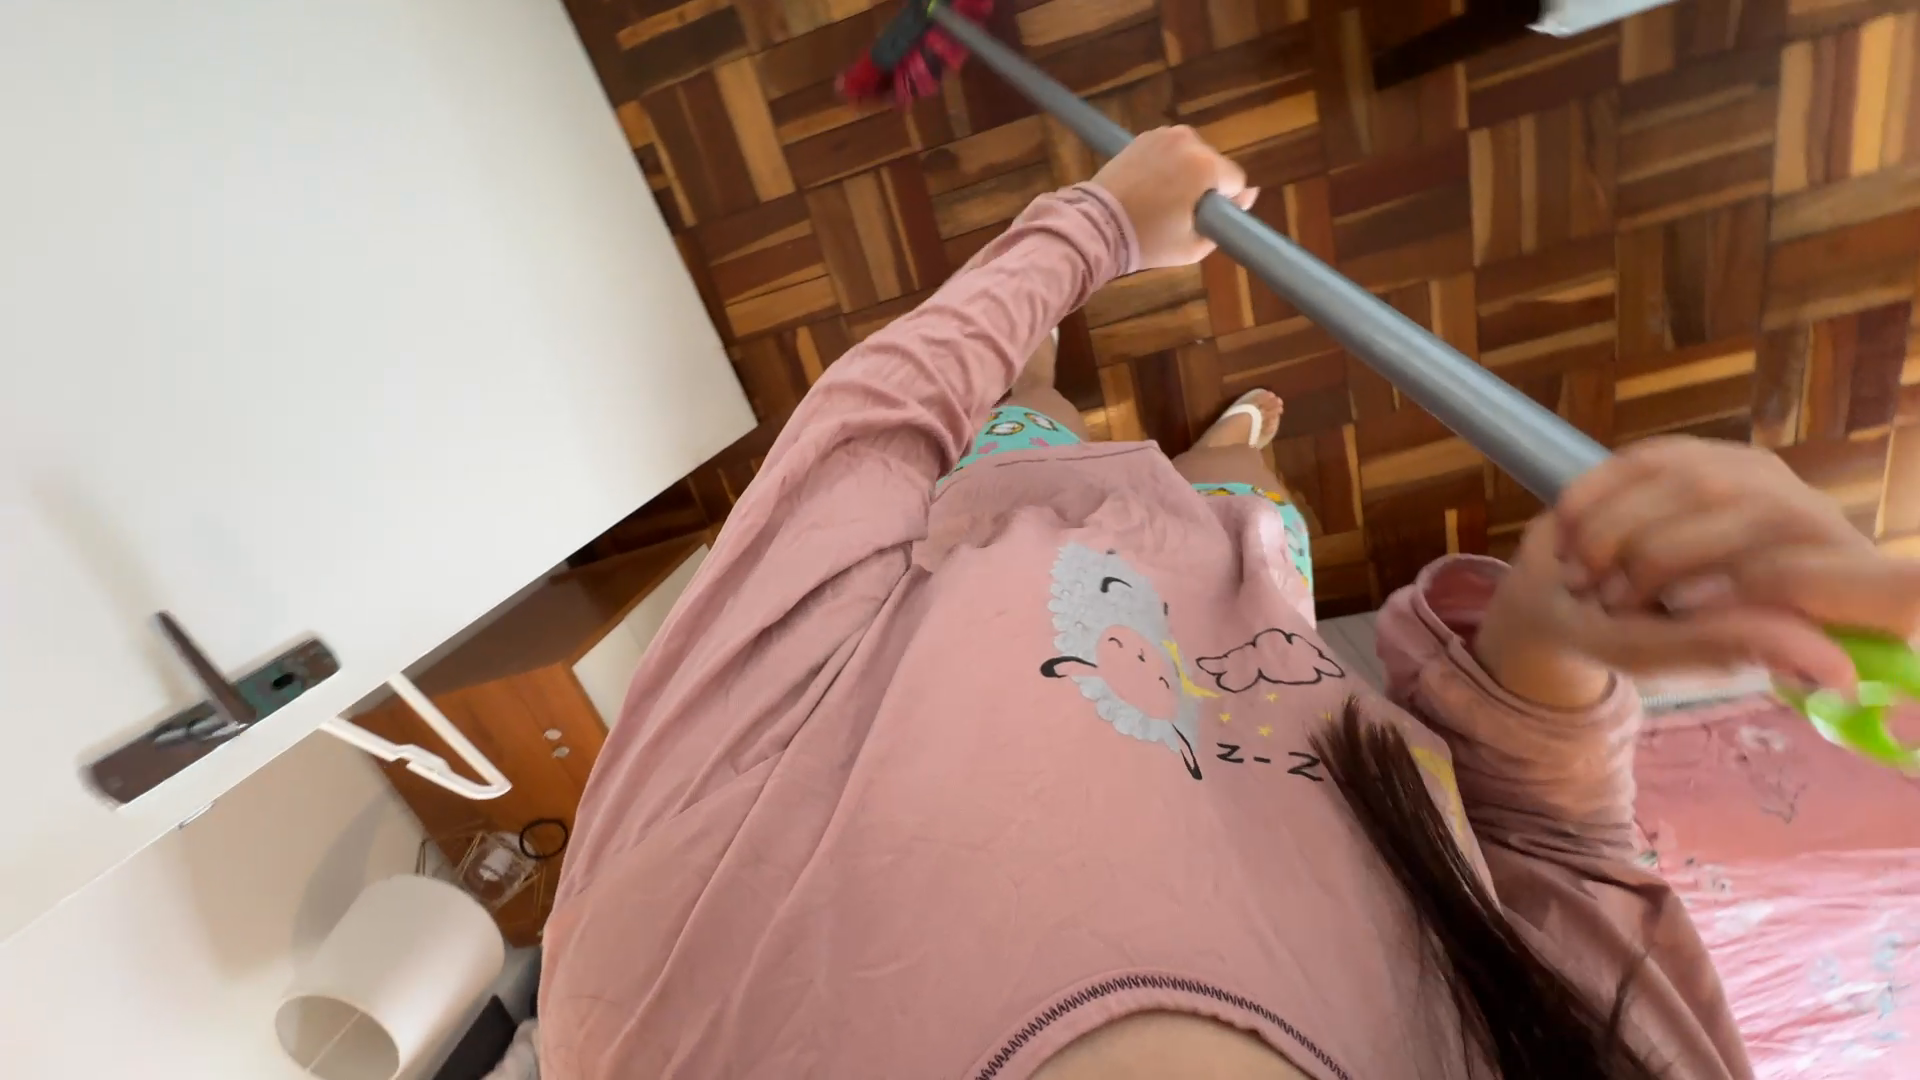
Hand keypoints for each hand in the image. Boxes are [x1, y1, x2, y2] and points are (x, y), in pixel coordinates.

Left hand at [1090, 126, 1257, 269]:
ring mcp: (1164, 134)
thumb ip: (1226, 223)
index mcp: (1205, 165)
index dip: (1227, 203)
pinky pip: (1169, 151)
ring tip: (1161, 202)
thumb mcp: (1192, 246)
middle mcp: (1189, 139)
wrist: (1096, 226)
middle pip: (1213, 165)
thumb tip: (1248, 196)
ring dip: (1185, 174)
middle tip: (1177, 214)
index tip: (1205, 219)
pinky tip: (1150, 187)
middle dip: (1204, 186)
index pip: (1236, 180)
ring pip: (1192, 156)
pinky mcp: (1143, 136)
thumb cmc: (1148, 240)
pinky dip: (1166, 166)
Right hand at [1545, 437, 1919, 687]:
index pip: (1898, 589)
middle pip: (1756, 519)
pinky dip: (1589, 500)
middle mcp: (1817, 530)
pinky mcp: (1696, 453)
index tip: (1689, 606)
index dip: (1783, 587)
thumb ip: (1725, 648)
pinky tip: (1570, 531)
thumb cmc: (1613, 634)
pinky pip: (1643, 461)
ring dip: (1609, 533)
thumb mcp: (1655, 654)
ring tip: (1582, 571)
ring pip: (1693, 483)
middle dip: (1650, 562)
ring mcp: (1758, 480)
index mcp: (1837, 602)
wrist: (1555, 593)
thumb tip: (1835, 669)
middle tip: (1604, 599)